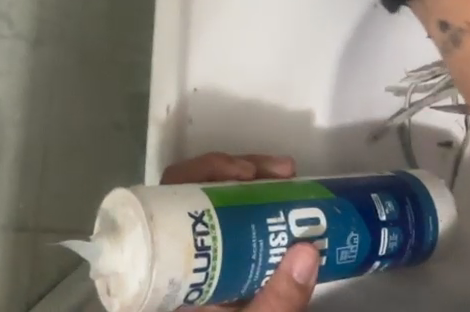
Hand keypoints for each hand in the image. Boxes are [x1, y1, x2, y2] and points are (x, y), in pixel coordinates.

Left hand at [162, 154, 318, 311]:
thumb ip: (276, 303)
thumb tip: (309, 249)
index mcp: (160, 272)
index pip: (167, 199)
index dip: (203, 173)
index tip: (247, 172)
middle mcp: (166, 259)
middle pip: (188, 193)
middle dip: (235, 171)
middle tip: (281, 171)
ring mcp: (186, 263)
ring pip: (206, 204)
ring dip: (247, 187)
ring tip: (286, 177)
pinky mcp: (205, 269)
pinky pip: (220, 225)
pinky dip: (249, 210)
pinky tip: (278, 206)